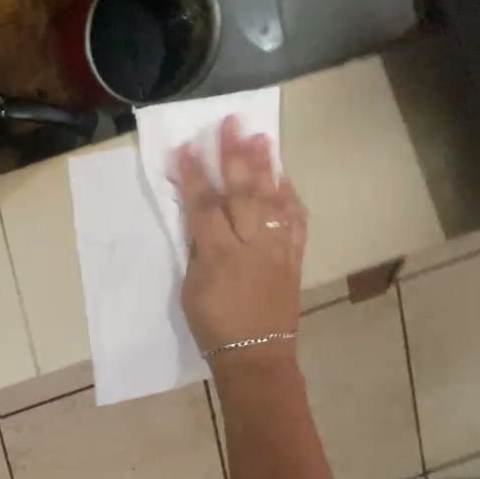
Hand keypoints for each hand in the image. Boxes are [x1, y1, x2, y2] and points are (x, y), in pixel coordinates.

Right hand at [177, 116, 308, 366]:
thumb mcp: (191, 289)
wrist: (256, 354)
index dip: (194, 176)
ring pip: (273, 199)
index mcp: (220, 255)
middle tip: (232, 123)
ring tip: (261, 137)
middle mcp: (253, 245)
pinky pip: (295, 219)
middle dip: (235, 156)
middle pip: (244, 192)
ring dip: (267, 166)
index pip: (204, 206)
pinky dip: (289, 196)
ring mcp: (278, 248)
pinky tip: (284, 178)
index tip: (184, 148)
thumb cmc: (212, 327)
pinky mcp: (294, 256)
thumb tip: (198, 218)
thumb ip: (197, 250)